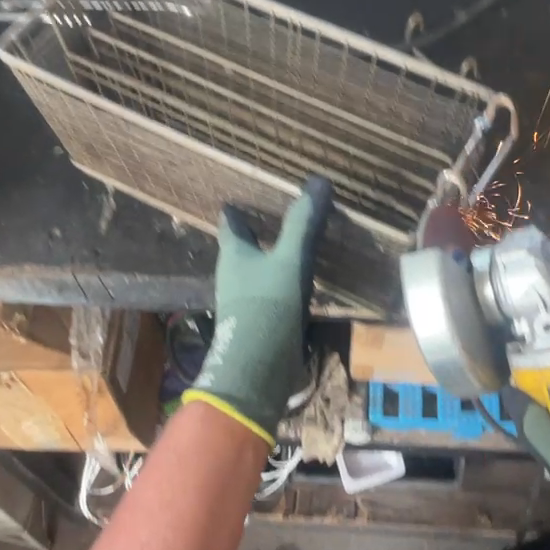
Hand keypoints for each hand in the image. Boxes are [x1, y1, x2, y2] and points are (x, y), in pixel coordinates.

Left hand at [183, 177, 333, 444]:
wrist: (258, 368)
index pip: (230, 225)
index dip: (235, 212)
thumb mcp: (290, 259)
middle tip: (271, 221)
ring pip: (255, 275)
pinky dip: (282, 288)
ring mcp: (245, 304)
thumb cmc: (267, 305)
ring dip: (269, 264)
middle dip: (253, 237)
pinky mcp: (259, 326)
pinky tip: (301, 288)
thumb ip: (303, 223)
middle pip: (241, 251)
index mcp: (234, 256)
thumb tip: (319, 181)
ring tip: (291, 251)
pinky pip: (271, 298)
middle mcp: (233, 278)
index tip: (239, 201)